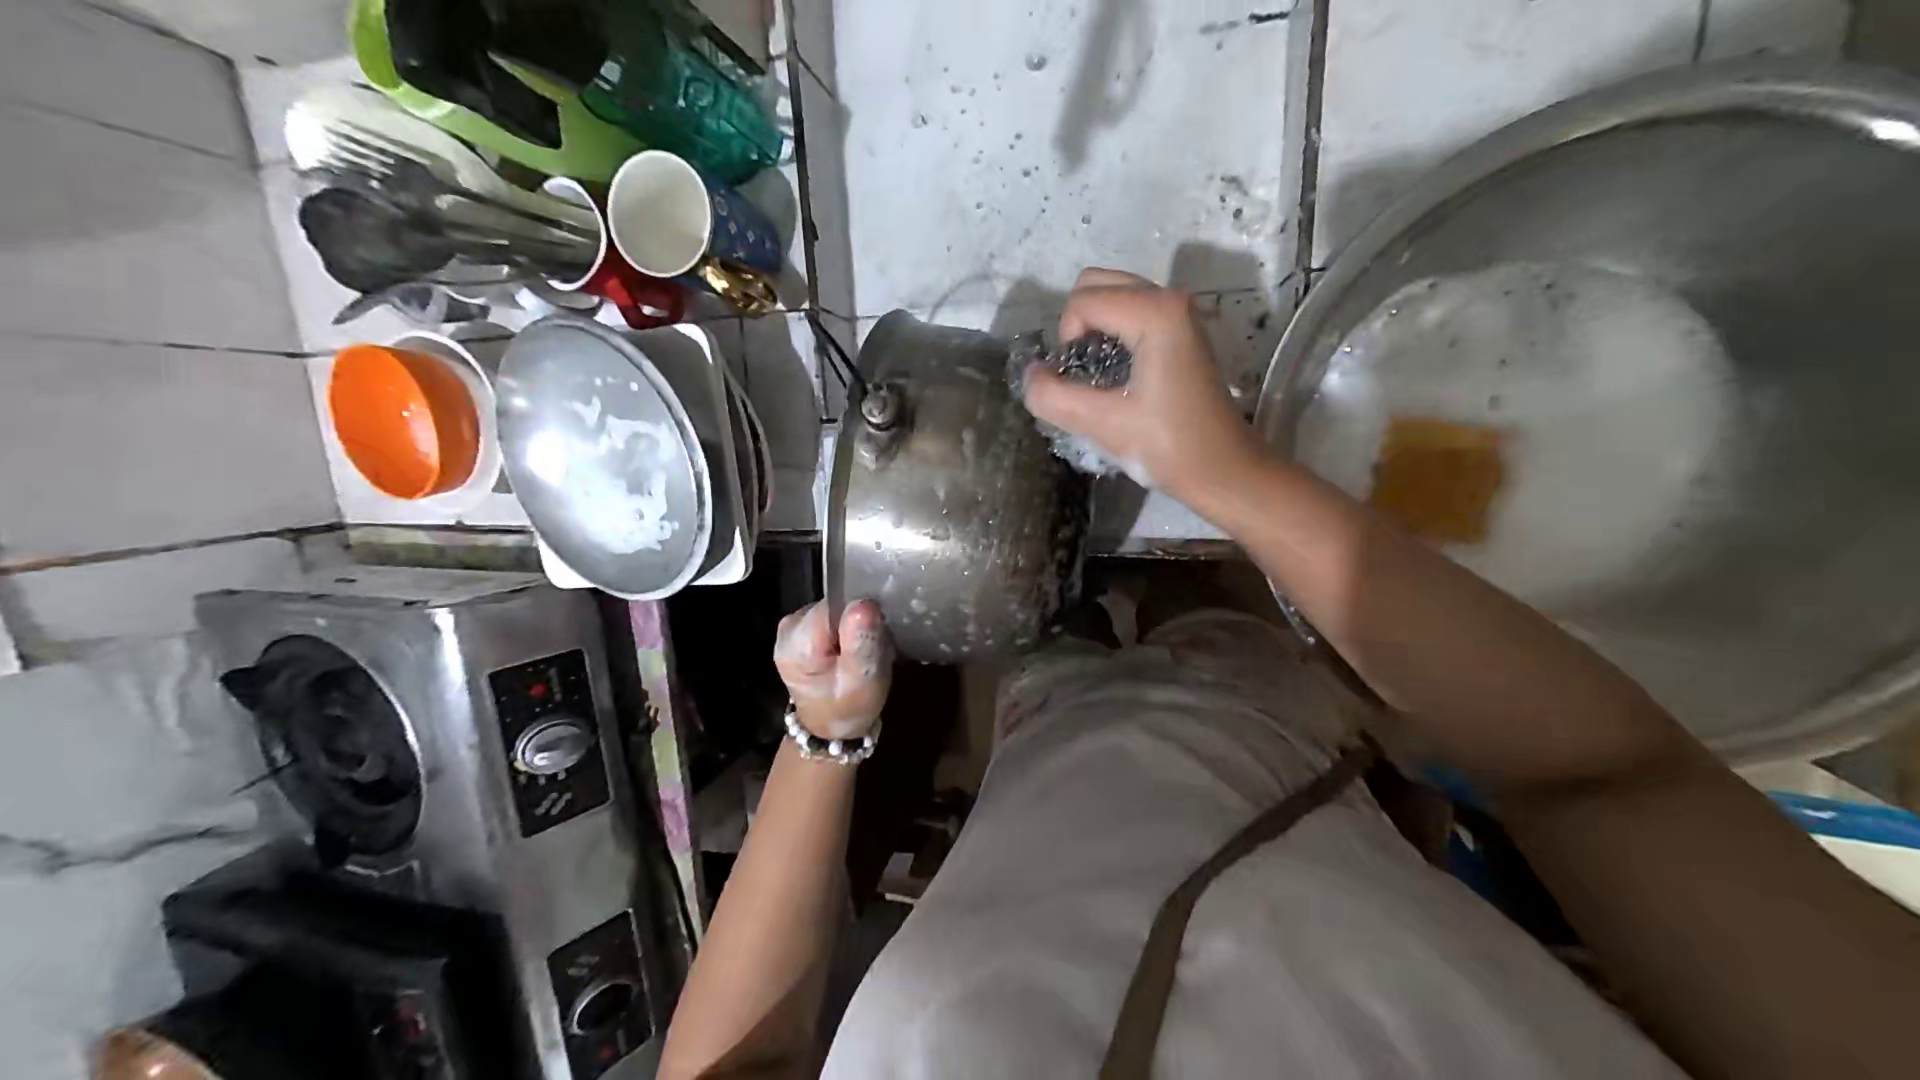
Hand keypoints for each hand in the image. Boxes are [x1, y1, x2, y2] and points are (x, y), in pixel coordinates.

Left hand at [773, 600, 893, 740]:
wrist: (831, 729)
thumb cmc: (848, 707)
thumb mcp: (864, 679)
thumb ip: (863, 641)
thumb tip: (865, 603)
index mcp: (797, 639)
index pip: (840, 604)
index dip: (862, 618)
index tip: (873, 643)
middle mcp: (789, 625)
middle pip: (838, 605)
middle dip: (860, 624)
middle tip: (873, 653)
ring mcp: (792, 626)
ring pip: (838, 610)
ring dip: (856, 629)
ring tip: (864, 656)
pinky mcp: (801, 629)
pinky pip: (833, 618)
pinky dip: (847, 632)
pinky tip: (852, 653)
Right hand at [1022, 268, 1263, 502]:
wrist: (1224, 470)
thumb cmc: (1169, 446)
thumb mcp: (1103, 425)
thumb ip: (1054, 397)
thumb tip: (1029, 375)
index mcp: (1155, 313)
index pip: (1081, 303)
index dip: (1066, 343)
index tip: (1080, 383)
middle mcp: (1169, 299)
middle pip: (1096, 284)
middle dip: (1076, 325)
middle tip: (1084, 372)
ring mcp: (1179, 312)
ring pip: (1113, 295)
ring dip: (1092, 329)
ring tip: (1097, 375)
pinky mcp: (1181, 330)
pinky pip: (1131, 312)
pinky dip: (1112, 332)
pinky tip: (1116, 374)